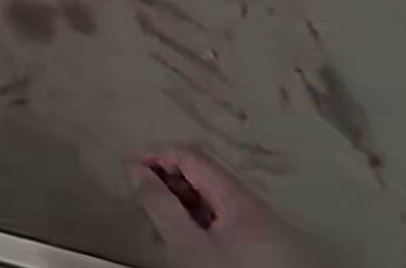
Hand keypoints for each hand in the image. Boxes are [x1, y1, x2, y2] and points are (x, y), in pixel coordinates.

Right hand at [135, 148, 313, 267]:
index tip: (129, 165)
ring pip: (218, 197)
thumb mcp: (187, 245)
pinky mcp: (277, 251)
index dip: (155, 154)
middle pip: (207, 175)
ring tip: (164, 212)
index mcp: (245, 204)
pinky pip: (232, 218)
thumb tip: (137, 170)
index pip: (191, 156)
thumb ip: (160, 203)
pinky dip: (205, 215)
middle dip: (169, 176)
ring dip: (185, 197)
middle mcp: (265, 212)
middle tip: (142, 188)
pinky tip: (192, 231)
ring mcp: (275, 233)